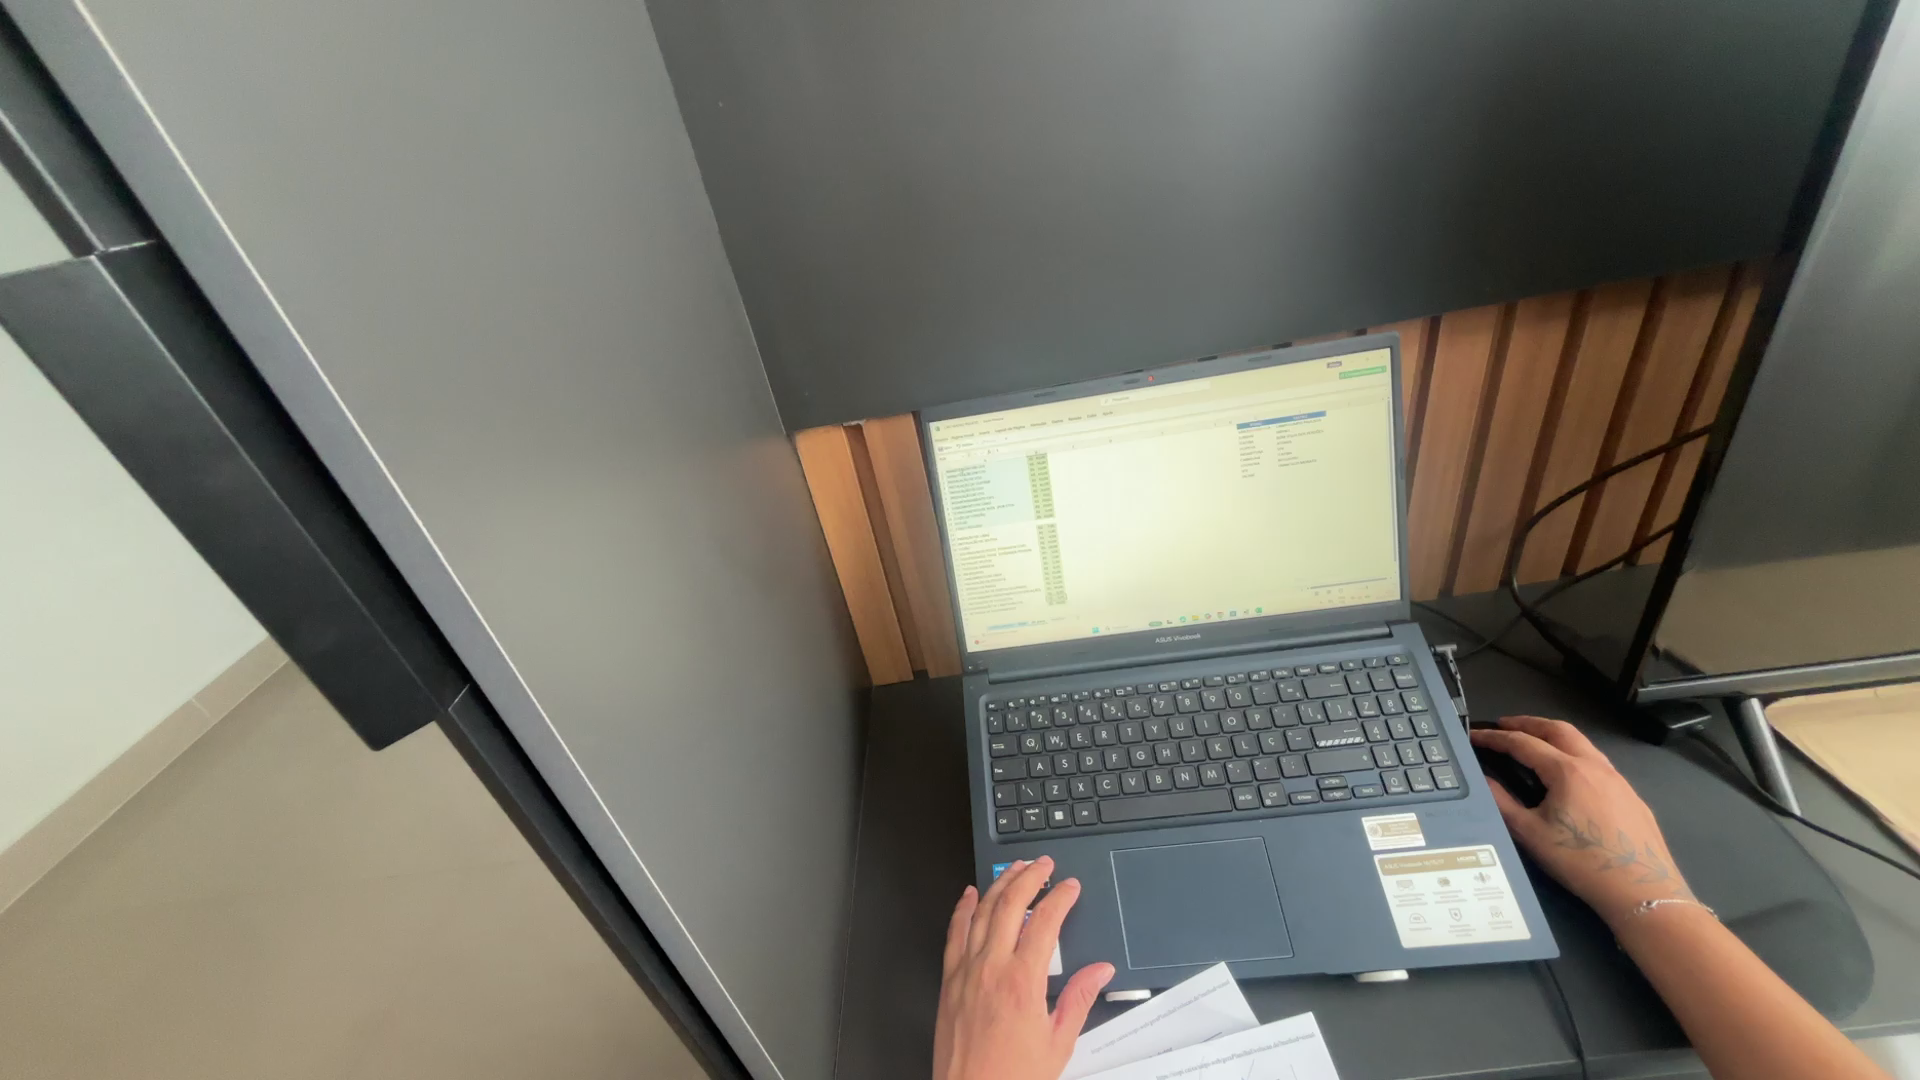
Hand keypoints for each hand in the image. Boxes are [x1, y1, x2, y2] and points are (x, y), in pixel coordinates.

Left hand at [933, 857, 1114, 1079]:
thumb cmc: (1013, 1078)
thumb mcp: (1058, 1044)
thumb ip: (1078, 999)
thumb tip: (1100, 970)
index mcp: (1023, 982)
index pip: (1045, 922)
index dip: (1060, 898)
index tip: (1071, 886)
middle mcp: (992, 967)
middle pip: (1012, 905)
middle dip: (1031, 877)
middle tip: (1045, 864)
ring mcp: (967, 970)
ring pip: (983, 911)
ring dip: (1001, 884)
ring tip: (1016, 868)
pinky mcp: (949, 979)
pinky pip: (955, 932)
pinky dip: (963, 908)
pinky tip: (971, 893)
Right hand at [1471, 716, 1693, 926]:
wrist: (1645, 895)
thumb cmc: (1581, 861)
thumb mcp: (1528, 832)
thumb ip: (1499, 800)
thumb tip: (1482, 778)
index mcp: (1568, 771)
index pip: (1522, 742)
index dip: (1494, 736)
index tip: (1474, 735)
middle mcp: (1596, 768)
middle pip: (1559, 730)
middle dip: (1527, 723)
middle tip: (1504, 725)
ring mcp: (1620, 782)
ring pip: (1583, 744)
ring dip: (1553, 737)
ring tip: (1533, 744)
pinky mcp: (1634, 799)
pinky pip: (1598, 764)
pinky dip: (1574, 756)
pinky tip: (1566, 775)